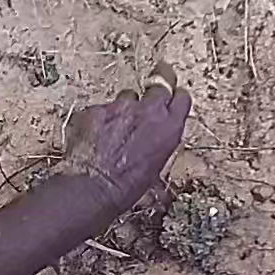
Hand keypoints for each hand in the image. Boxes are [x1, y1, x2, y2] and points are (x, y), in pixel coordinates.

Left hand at [59, 61, 190, 213]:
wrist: (93, 189)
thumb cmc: (126, 189)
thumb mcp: (155, 168)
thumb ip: (157, 143)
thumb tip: (152, 143)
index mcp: (169, 127)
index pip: (181, 98)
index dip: (174, 99)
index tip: (170, 100)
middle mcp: (148, 111)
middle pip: (159, 85)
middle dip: (154, 90)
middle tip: (148, 98)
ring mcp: (120, 107)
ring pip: (126, 97)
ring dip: (123, 110)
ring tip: (114, 132)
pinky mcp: (96, 109)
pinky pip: (100, 110)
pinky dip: (98, 121)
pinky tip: (93, 139)